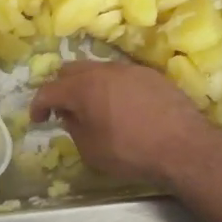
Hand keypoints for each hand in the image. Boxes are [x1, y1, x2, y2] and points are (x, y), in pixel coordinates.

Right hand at [30, 60, 217, 188]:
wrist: (183, 146)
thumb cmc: (130, 151)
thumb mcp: (91, 149)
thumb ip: (74, 128)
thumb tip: (70, 115)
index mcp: (83, 88)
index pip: (48, 90)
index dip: (38, 106)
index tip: (38, 121)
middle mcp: (103, 71)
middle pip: (71, 70)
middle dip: (61, 88)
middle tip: (62, 109)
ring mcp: (129, 70)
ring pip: (97, 69)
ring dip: (87, 86)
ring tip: (92, 108)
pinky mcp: (150, 75)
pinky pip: (121, 76)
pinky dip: (111, 88)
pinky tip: (119, 107)